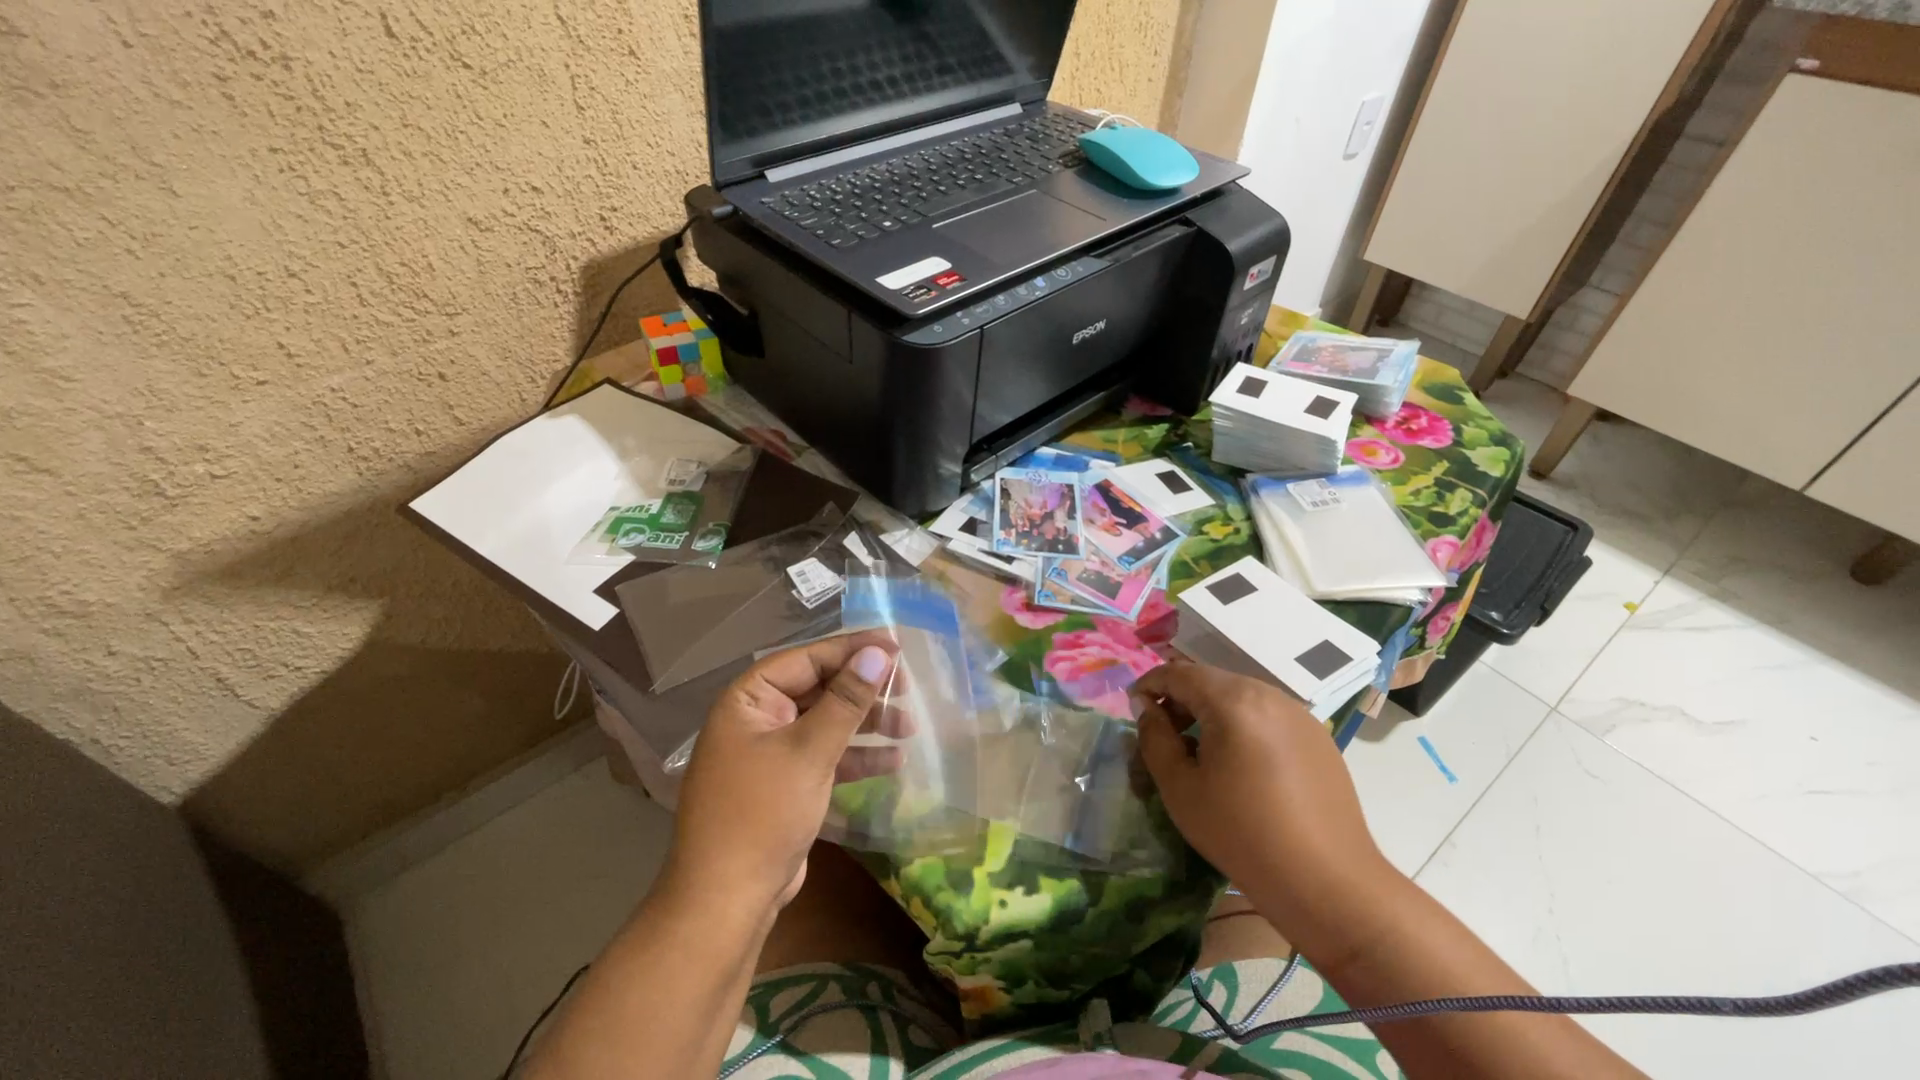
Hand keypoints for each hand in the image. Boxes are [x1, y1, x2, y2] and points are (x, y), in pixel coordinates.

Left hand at [664, 630, 904, 914]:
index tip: (896, 649)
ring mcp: (769, 755)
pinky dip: (855, 757)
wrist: (727, 898)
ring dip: (865, 725)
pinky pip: (823, 757)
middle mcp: (756, 720)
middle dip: (862, 691)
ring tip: (909, 729)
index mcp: (748, 700)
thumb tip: (877, 652)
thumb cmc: (762, 812)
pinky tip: (893, 761)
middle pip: (817, 690)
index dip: (851, 650)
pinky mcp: (784, 787)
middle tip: (907, 690)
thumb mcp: (809, 750)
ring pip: (824, 725)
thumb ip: (846, 700)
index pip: (806, 659)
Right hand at [1132, 661, 1393, 941]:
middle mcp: (1270, 695)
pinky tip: (1240, 766)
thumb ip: (1155, 738)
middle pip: (1213, 680)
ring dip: (1213, 711)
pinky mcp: (1318, 737)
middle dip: (1182, 698)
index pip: (1180, 673)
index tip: (1134, 707)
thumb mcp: (1180, 788)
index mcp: (1233, 701)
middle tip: (1163, 731)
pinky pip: (1269, 717)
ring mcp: (1300, 715)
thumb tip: (1149, 708)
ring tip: (1199, 750)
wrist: (1324, 879)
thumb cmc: (1240, 833)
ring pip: (1242, 697)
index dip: (1150, 684)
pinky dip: (1243, 726)